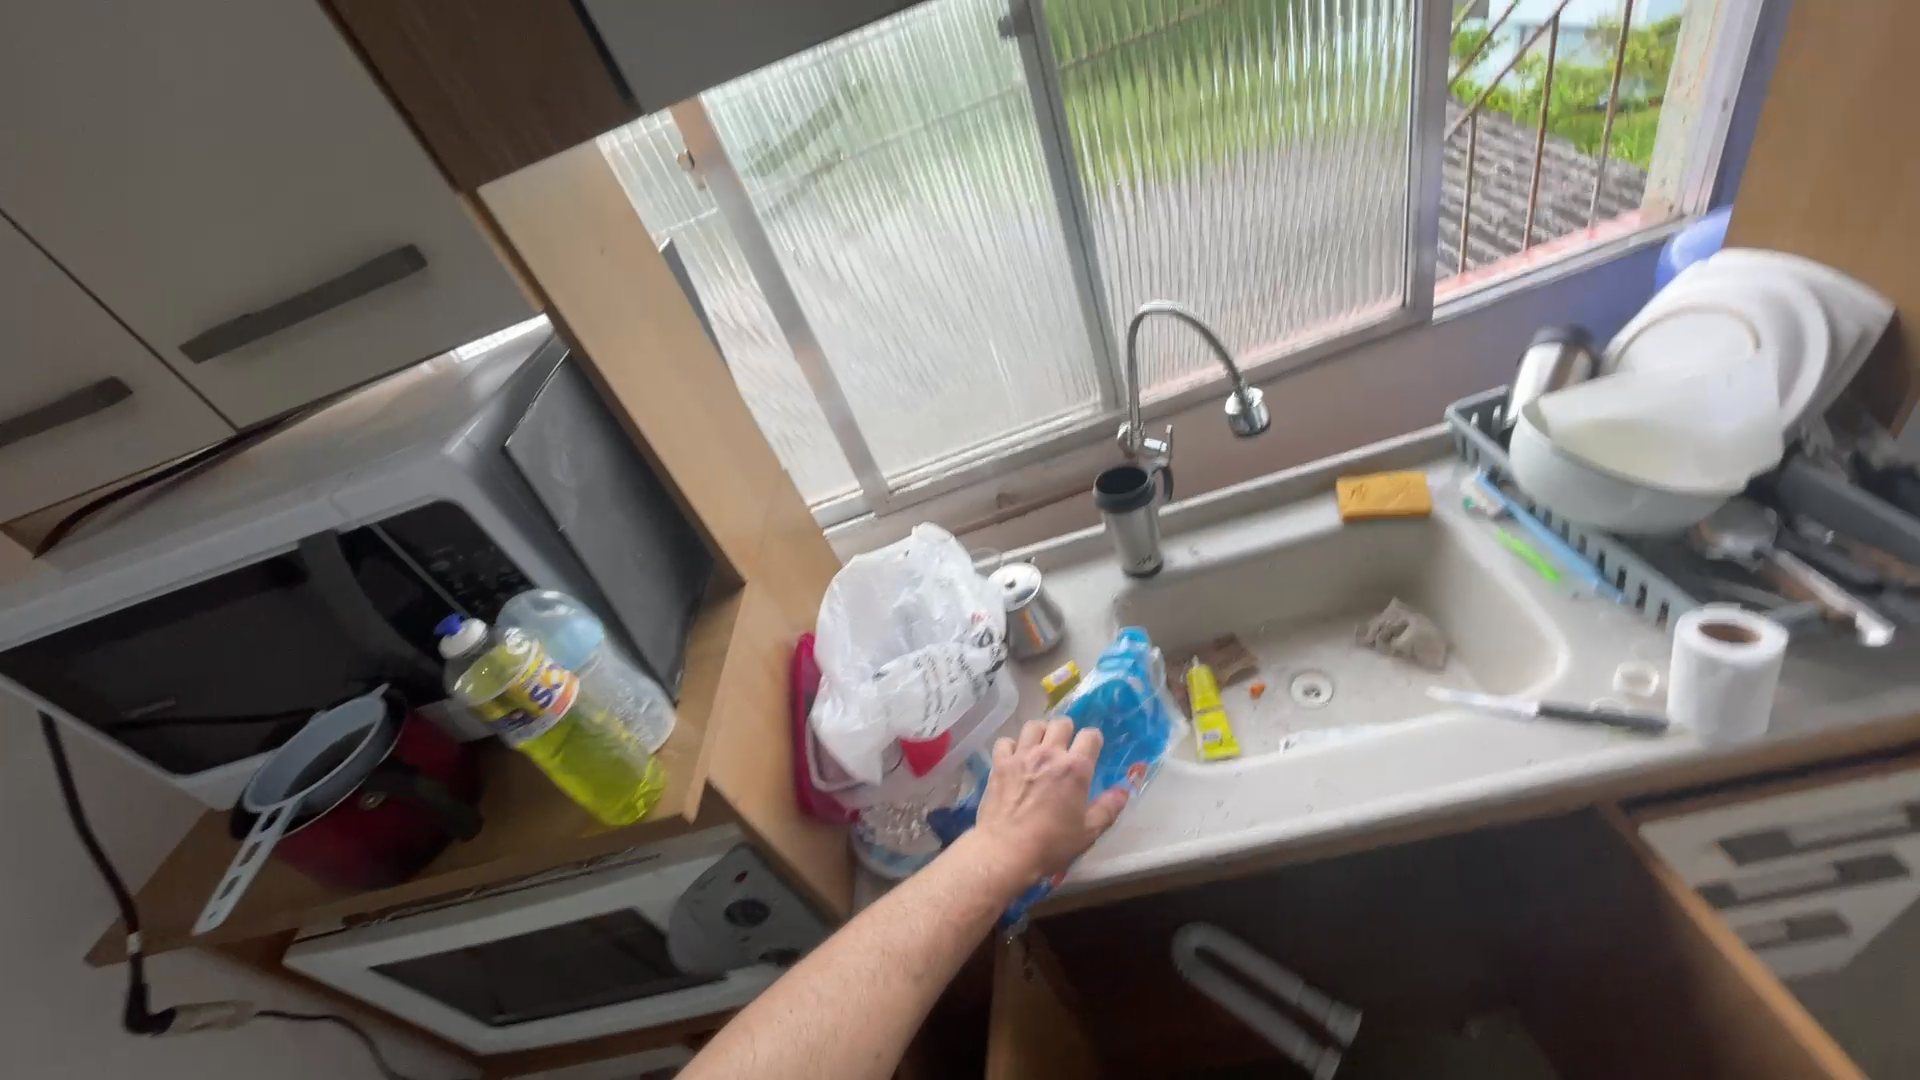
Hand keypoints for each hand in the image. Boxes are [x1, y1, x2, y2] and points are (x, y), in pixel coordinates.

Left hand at [967, 718, 1129, 891]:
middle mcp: (1049, 753)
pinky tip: (1015, 758)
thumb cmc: (1052, 844)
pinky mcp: (1000, 763)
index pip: (1090, 735)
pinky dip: (1012, 746)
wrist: (1007, 851)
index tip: (1091, 751)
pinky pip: (1006, 741)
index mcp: (1075, 768)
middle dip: (1067, 731)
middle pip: (1061, 722)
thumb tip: (1123, 790)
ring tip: (1041, 747)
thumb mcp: (1089, 831)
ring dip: (1041, 733)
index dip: (1093, 740)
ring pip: (1033, 725)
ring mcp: (1022, 755)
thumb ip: (1108, 807)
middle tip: (1066, 748)